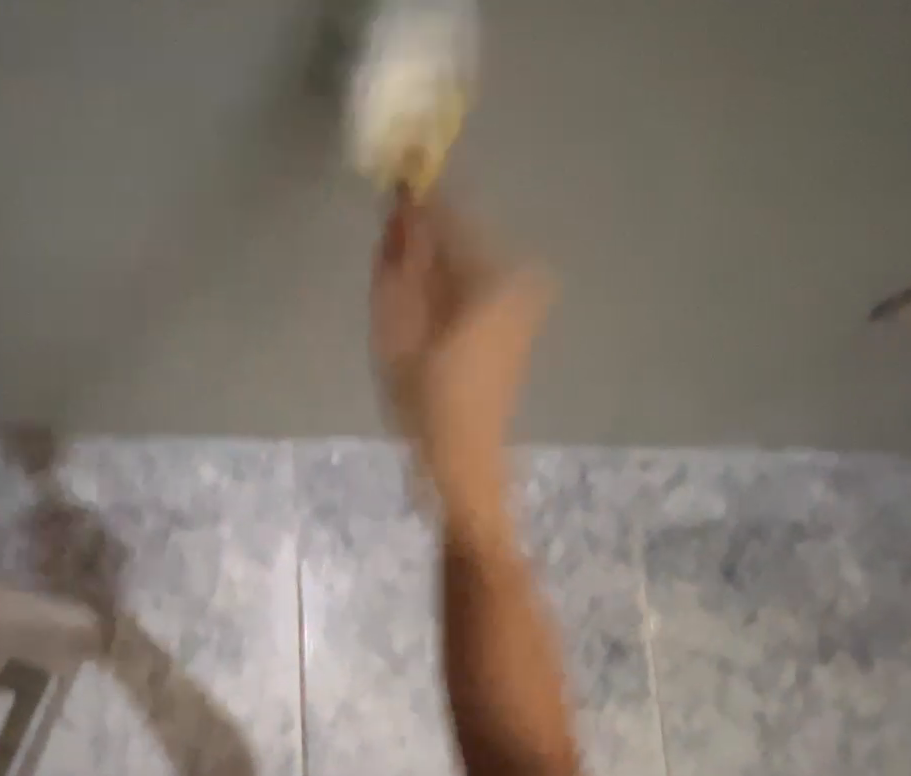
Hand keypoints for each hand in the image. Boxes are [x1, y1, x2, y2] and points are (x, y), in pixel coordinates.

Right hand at [370, 189, 554, 529]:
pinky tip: (423, 311)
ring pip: (465, 259)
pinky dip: (446, 285)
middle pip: (460, 235)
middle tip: (387, 248)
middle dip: (422, 236)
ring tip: (399, 290)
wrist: (465, 462)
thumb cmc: (426, 404)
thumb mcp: (395, 332)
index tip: (390, 179)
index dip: (416, 196)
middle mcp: (517, 276)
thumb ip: (398, 264)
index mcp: (490, 276)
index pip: (450, 213)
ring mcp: (523, 298)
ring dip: (431, 264)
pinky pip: (474, 281)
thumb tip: (399, 212)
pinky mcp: (518, 318)